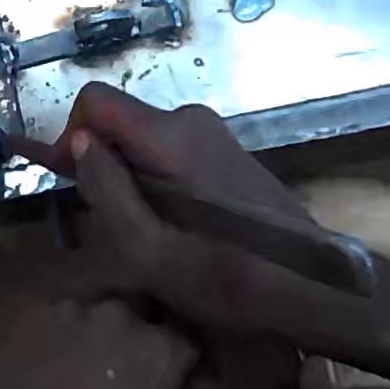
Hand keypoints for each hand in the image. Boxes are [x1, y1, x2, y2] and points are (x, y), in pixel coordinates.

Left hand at [0, 298, 219, 388]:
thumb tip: (210, 359)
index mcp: (157, 347)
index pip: (193, 329)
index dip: (190, 354)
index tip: (179, 378)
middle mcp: (116, 310)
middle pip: (150, 310)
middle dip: (152, 336)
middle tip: (135, 380)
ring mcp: (71, 305)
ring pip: (110, 306)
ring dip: (113, 330)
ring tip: (95, 374)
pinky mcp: (36, 309)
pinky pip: (73, 310)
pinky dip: (77, 330)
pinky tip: (63, 367)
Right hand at [11, 83, 344, 330]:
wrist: (317, 289)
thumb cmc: (228, 278)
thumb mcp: (148, 249)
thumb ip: (108, 189)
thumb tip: (78, 141)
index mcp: (169, 136)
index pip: (95, 100)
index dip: (72, 136)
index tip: (76, 183)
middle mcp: (188, 119)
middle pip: (117, 120)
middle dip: (100, 161)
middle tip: (111, 217)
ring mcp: (210, 131)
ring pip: (139, 136)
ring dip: (125, 172)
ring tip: (144, 225)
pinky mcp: (222, 148)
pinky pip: (164, 146)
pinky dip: (150, 174)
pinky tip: (172, 218)